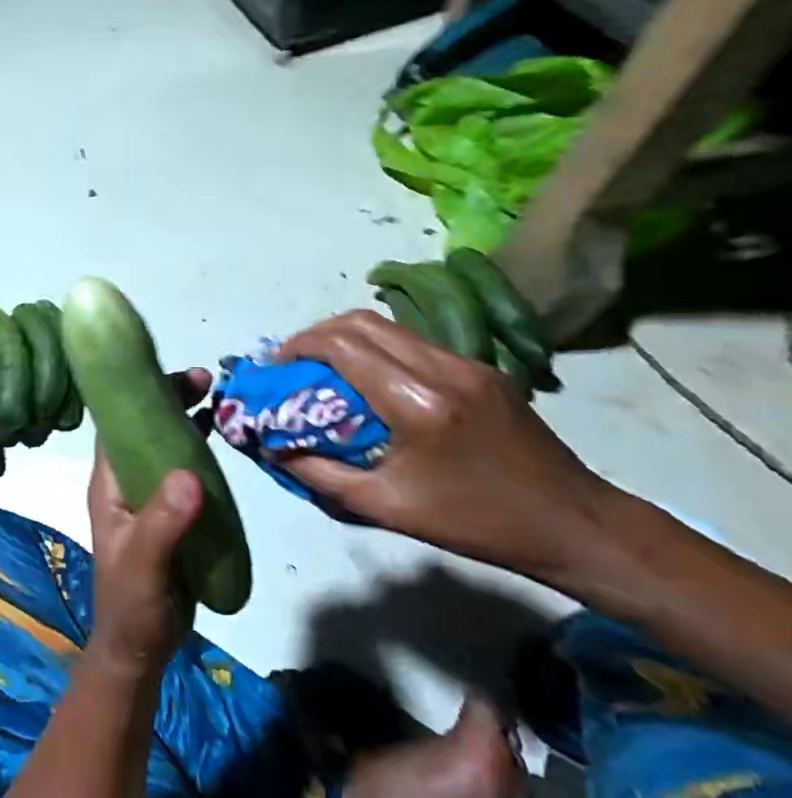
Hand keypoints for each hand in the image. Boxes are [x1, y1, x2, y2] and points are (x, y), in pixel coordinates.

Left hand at [85, 369, 210, 679]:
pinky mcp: (170, 514)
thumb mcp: (145, 560)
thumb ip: (164, 521)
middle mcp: (125, 482)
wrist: (140, 644)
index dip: (140, 394)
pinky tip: (220, 441)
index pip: (118, 424)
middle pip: (143, 428)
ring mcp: (147, 497)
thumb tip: (189, 474)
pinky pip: (184, 473)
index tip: (173, 375)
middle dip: (168, 400)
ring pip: (164, 447)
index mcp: (109, 483)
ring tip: (215, 397)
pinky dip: (200, 454)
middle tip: (204, 380)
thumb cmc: (132, 601)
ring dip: (186, 422)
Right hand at [277, 310, 612, 578]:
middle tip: (294, 364)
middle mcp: (444, 371)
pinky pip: (413, 343)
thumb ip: (317, 471)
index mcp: (418, 403)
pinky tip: (370, 380)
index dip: (298, 347)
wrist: (580, 527)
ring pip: (387, 327)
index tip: (276, 368)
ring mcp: (468, 366)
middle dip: (315, 336)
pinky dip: (376, 349)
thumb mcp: (384, 506)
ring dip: (346, 339)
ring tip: (325, 369)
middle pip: (361, 322)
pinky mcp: (483, 371)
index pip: (341, 345)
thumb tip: (270, 446)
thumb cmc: (476, 522)